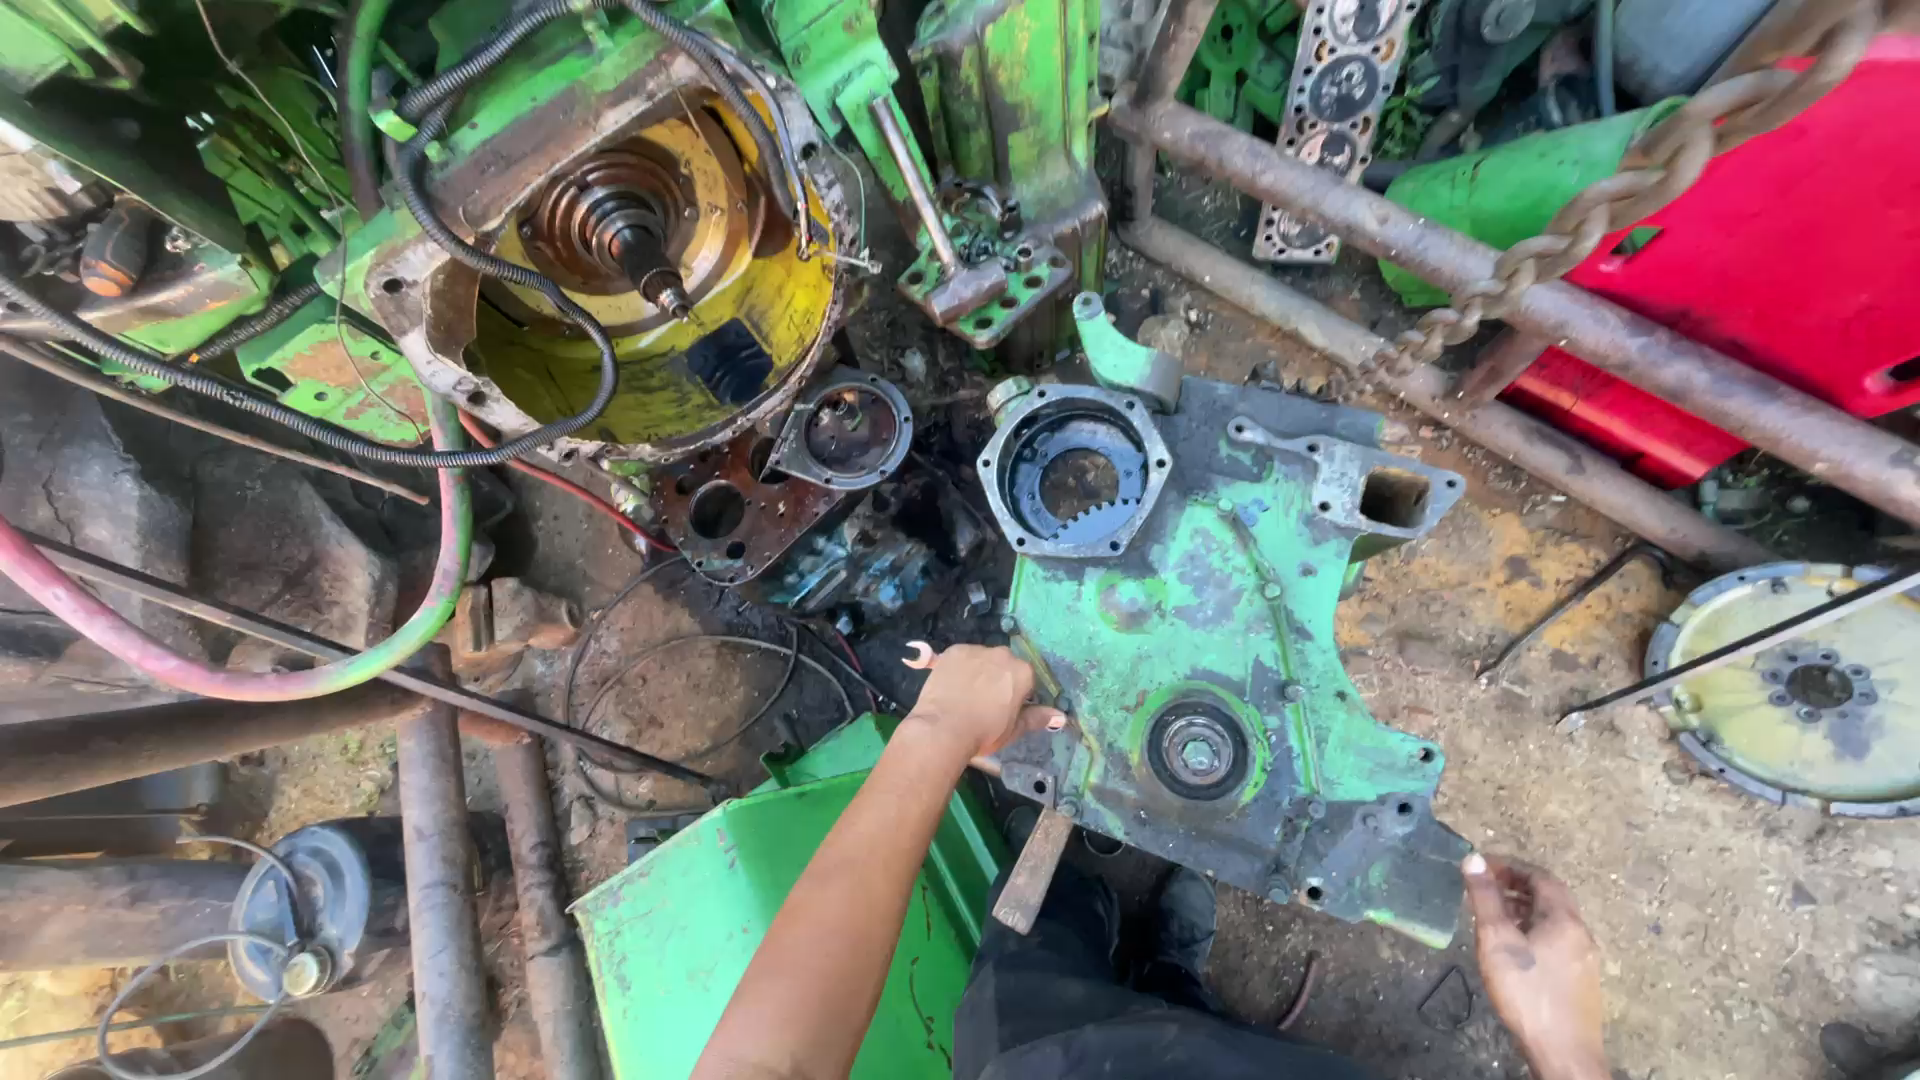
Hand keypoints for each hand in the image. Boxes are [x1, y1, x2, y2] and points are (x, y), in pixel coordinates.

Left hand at [901, 644, 1065, 758]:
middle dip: (998, 678)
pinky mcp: (954, 650)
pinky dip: (959, 667)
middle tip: (985, 702)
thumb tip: (1060, 716)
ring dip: (979, 671)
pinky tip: (952, 685)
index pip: (1025, 679)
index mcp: (1023, 672)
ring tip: (965, 694)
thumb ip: (1037, 717)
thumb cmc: (985, 732)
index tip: (1005, 707)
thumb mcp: (1014, 729)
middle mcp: (1003, 654)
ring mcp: (976, 650)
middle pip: (1004, 664)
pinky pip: (961, 657)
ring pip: (982, 658)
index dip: (1016, 694)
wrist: (944, 728)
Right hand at [1462, 854, 1607, 1079]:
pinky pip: (1555, 937)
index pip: (1541, 877)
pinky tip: (1510, 942)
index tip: (1480, 865)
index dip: (1510, 865)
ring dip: (1522, 905)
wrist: (1563, 1053)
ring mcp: (1583, 959)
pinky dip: (1531, 926)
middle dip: (1515, 883)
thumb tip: (1473, 859)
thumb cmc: (1526, 990)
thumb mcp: (1496, 939)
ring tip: (1490, 910)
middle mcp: (1581, 935)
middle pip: (1550, 896)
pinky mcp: (1579, 979)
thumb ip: (1485, 897)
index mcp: (1565, 921)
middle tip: (1483, 884)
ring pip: (1552, 918)